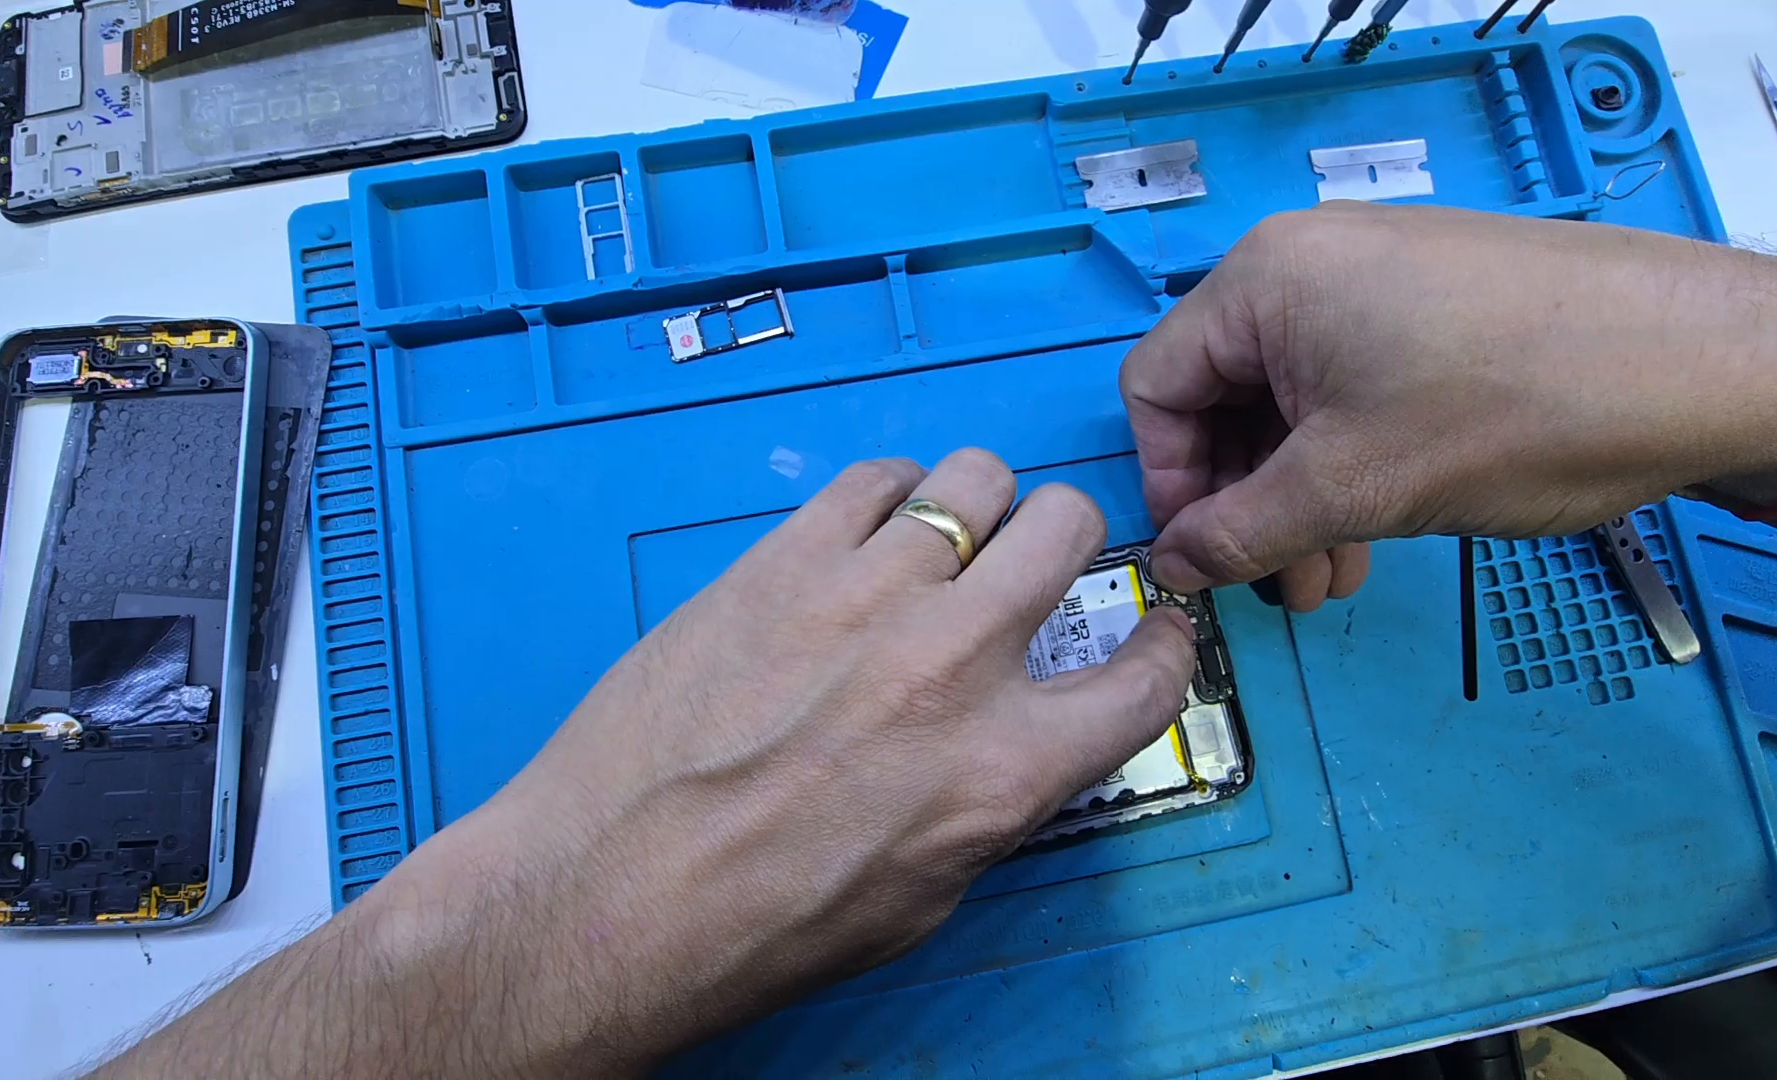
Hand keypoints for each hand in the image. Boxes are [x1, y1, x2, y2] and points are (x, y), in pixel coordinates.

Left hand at [102, 451, 1195, 1078]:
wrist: (611, 890)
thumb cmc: (774, 921)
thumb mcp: (931, 891)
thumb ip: (1001, 793)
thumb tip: (1028, 730)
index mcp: (1009, 764)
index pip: (1147, 678)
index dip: (1164, 646)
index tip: (1150, 633)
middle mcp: (958, 657)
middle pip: (1067, 524)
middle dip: (1067, 537)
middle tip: (1031, 563)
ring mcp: (870, 590)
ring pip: (974, 477)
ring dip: (976, 507)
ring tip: (939, 541)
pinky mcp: (788, 555)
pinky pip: (877, 475)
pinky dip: (891, 495)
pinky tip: (867, 531)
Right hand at [1121, 202, 1776, 594]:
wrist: (1733, 366)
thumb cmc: (1511, 411)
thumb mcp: (1348, 487)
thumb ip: (1236, 534)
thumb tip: (1168, 568)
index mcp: (1259, 283)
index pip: (1155, 388)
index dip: (1167, 478)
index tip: (1201, 549)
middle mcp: (1297, 272)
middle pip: (1218, 407)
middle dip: (1241, 506)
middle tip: (1274, 582)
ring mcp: (1360, 291)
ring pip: (1280, 417)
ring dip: (1290, 505)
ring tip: (1326, 578)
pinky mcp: (1412, 317)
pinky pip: (1334, 403)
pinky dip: (1334, 474)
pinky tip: (1361, 539)